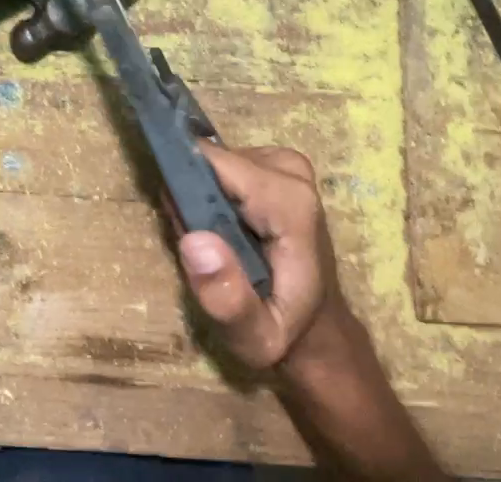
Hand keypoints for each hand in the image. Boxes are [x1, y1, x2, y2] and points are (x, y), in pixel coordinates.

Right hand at [177, 144, 346, 371]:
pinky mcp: (281, 167)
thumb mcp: (254, 338)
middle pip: (211, 161)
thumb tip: (195, 240)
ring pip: (216, 162)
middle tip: (198, 245)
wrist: (319, 332)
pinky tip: (225, 228)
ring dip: (201, 198)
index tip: (181, 228)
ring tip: (214, 242)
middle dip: (192, 196)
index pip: (209, 161)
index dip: (182, 188)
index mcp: (289, 202)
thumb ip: (225, 298)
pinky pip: (227, 164)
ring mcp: (289, 166)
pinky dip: (215, 193)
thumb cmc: (285, 335)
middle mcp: (292, 173)